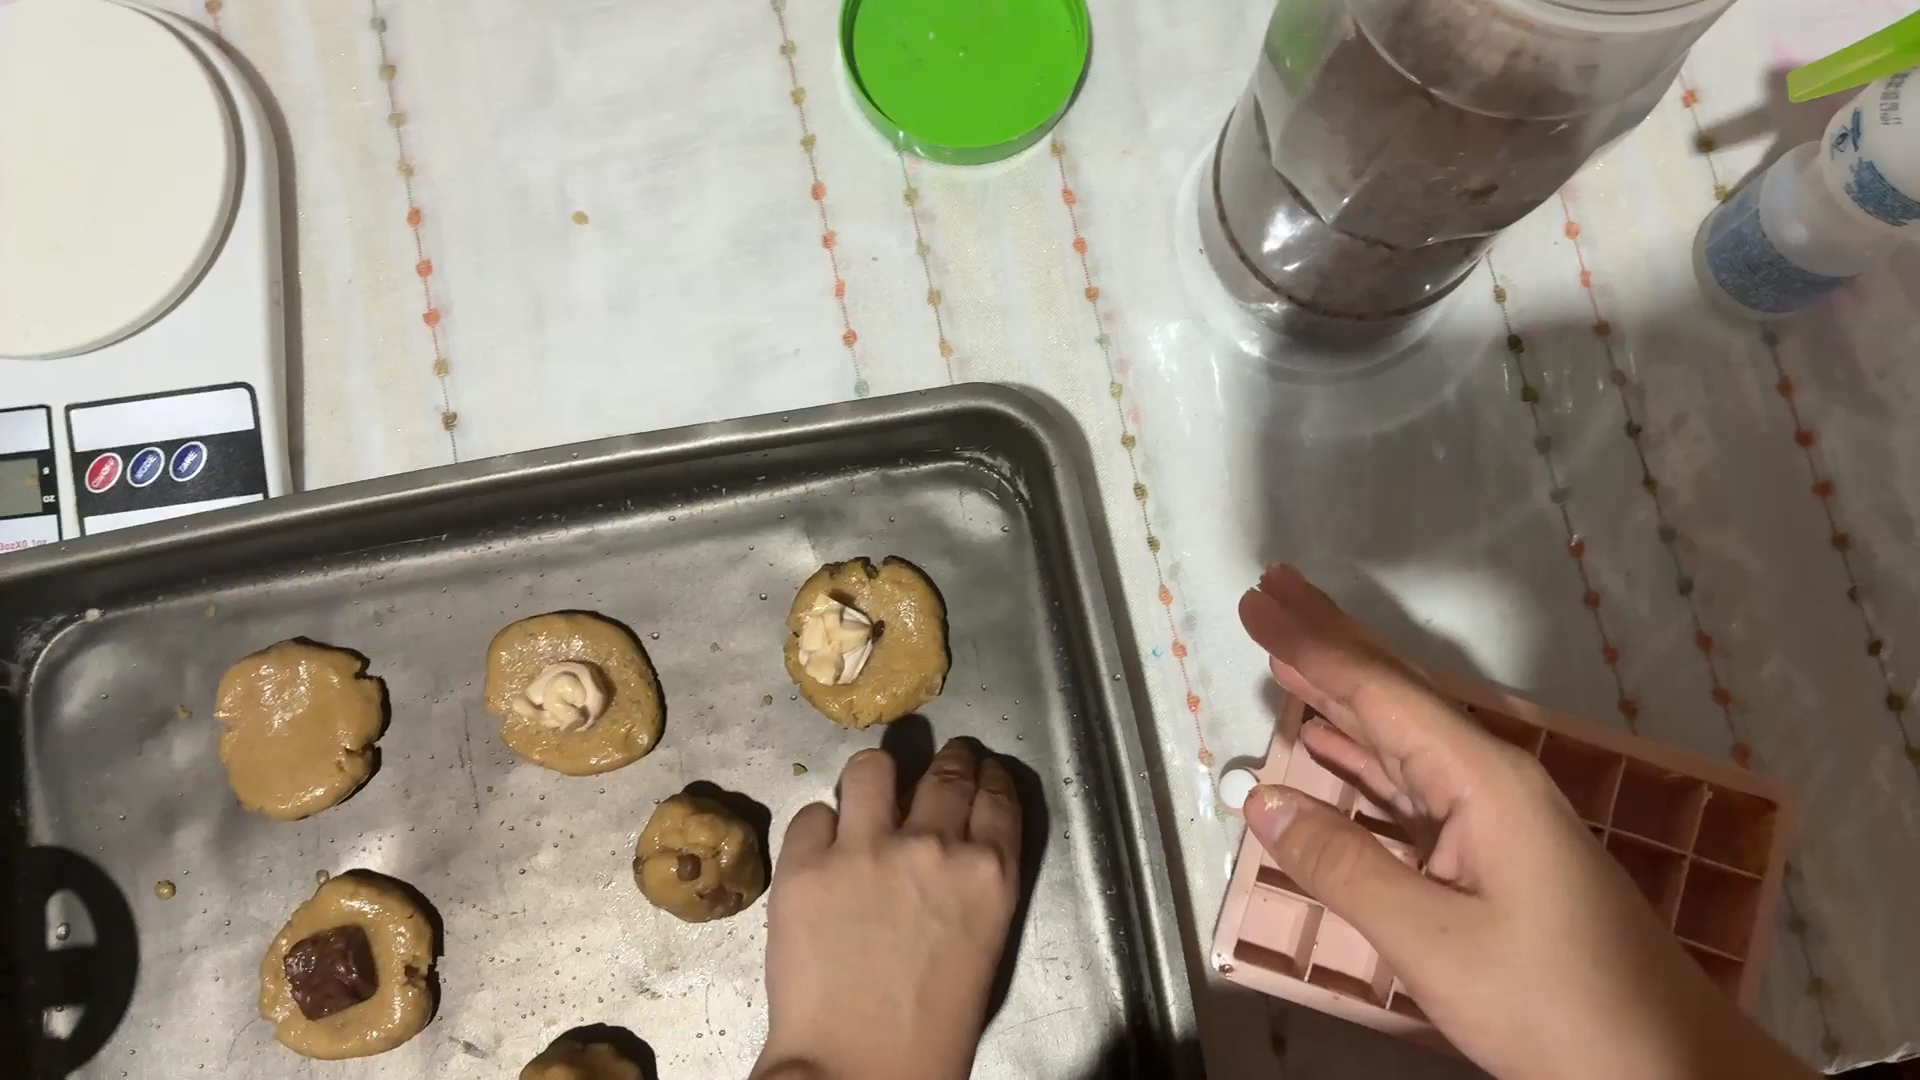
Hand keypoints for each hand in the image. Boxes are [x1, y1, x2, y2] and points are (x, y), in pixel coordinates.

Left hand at [752, 740, 1022, 1079]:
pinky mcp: (807, 865)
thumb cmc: (932, 1029)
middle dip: (949, 759)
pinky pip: (813, 813)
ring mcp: (866, 849)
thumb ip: (975, 879)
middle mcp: (933, 845)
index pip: (997, 793)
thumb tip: (952, 836)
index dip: (989, 774)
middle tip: (943, 759)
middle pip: (947, 769)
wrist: (855, 1077)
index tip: (982, 769)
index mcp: (989, 872)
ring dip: (876, 777)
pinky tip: (823, 851)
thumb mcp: (983, 942)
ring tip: (871, 790)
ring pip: (873, 767)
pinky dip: (820, 828)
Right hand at [1237, 566, 1815, 1079]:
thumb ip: (1340, 865)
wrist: (1674, 1079)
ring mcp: (1485, 811)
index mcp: (1479, 778)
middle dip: (1326, 638)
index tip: (1257, 602)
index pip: (1377, 690)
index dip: (1311, 644)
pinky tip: (1326, 741)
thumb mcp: (1435, 941)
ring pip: (1392, 730)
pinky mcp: (1480, 845)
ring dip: (1334, 689)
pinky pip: (1401, 777)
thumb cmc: (1559, 1004)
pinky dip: (1355, 751)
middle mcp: (1483, 775)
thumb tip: (1259, 800)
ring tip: (1282, 654)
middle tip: (1269, 592)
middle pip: (1390, 689)